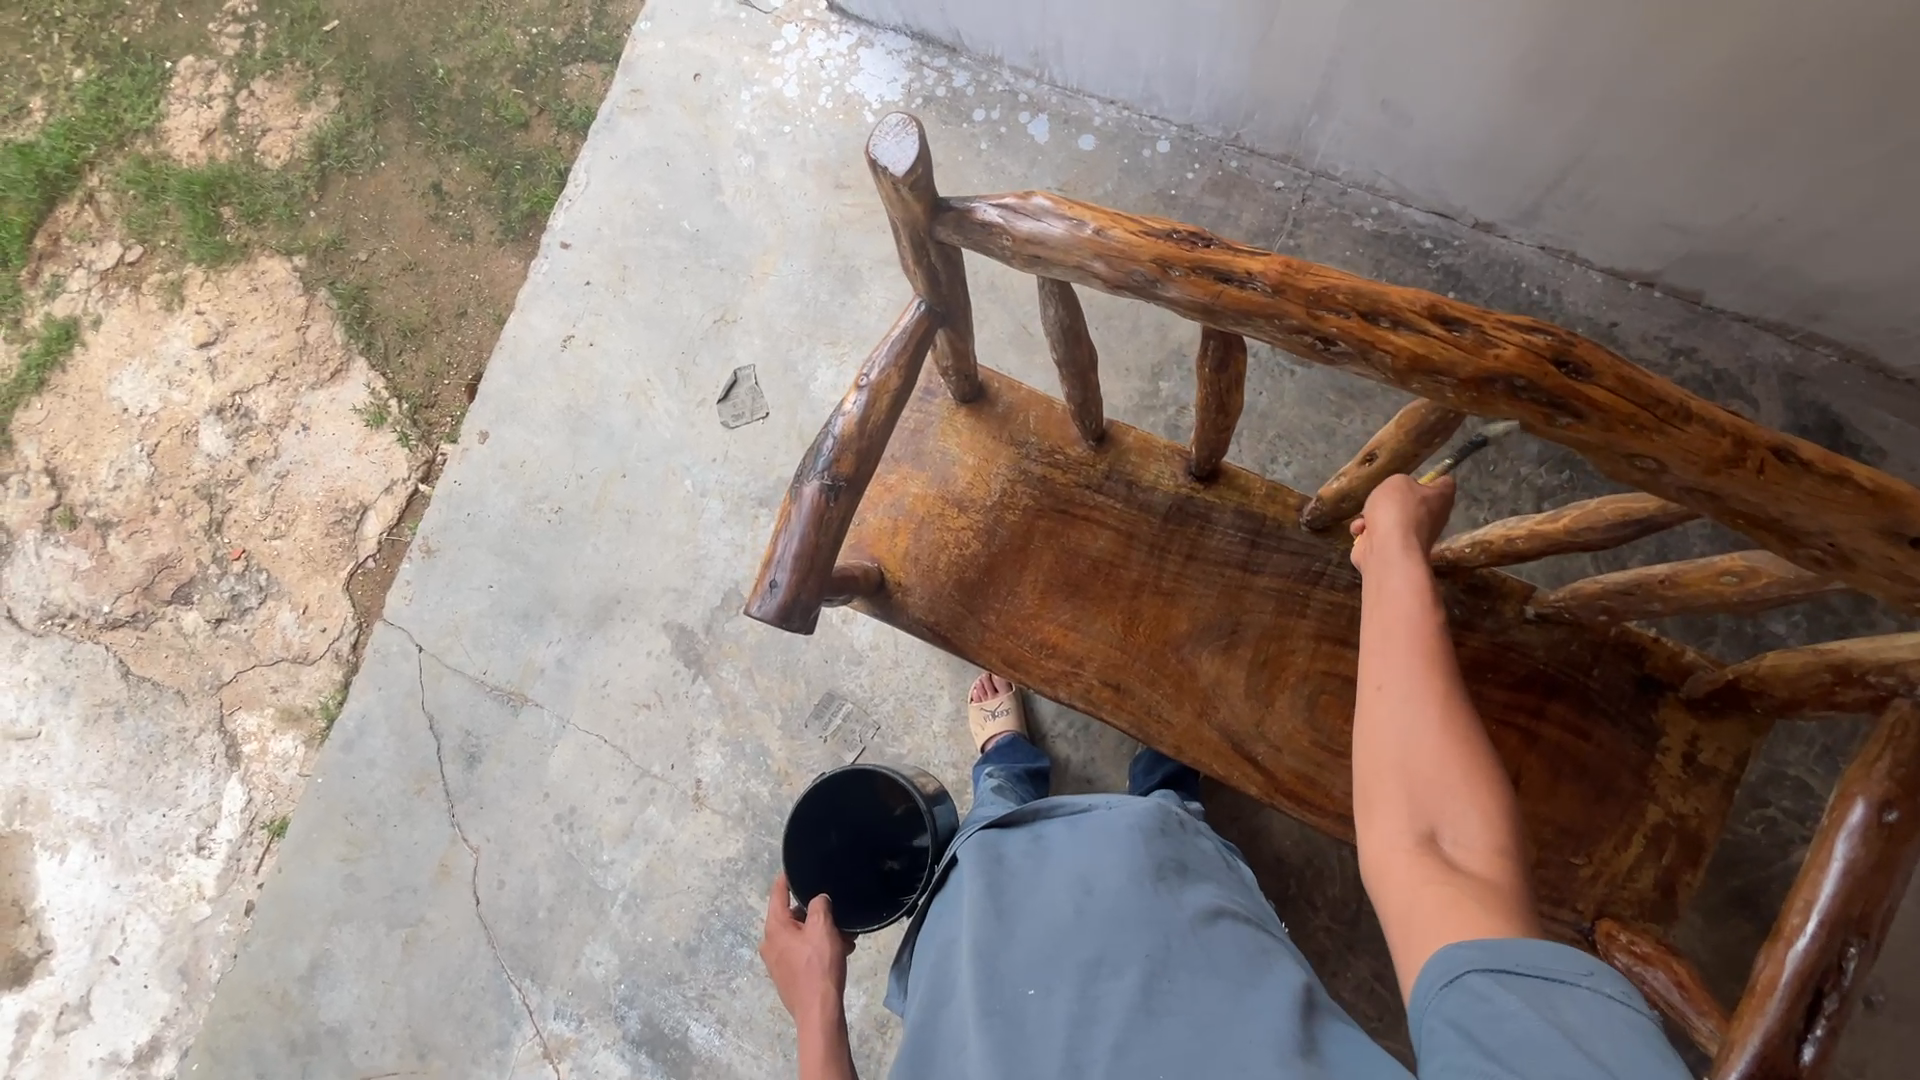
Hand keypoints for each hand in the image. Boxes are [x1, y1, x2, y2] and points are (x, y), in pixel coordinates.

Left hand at [760, 874, 854, 1027]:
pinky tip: (840, 951)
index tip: (795, 866)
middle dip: (817, 912)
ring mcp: (777, 961)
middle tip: (838, 912)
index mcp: (774, 927)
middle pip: (793, 915)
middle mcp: (770, 942)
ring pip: (801, 934)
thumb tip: (818, 900)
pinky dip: (818, 947)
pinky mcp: (787, 975)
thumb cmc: (818, 965)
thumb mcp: (822, 927)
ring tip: (847, 936)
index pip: (777, 892)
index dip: (787, 877)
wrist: (818, 1012)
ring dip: (822, 932)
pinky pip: (802, 951)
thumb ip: (819, 905)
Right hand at [1349, 474, 1454, 573]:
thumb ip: (1401, 482)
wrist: (1387, 551)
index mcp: (1441, 498)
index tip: (1414, 477)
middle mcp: (1432, 517)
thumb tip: (1402, 493)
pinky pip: (1378, 533)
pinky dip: (1367, 530)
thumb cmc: (1397, 511)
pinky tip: (1361, 530)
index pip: (1444, 482)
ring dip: (1374, 515)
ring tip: (1366, 516)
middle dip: (1393, 499)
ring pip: (1391, 518)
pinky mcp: (1393, 548)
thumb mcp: (1397, 481)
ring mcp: (1412, 536)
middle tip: (1381, 497)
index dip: (1432, 477)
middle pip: (1414, 502)